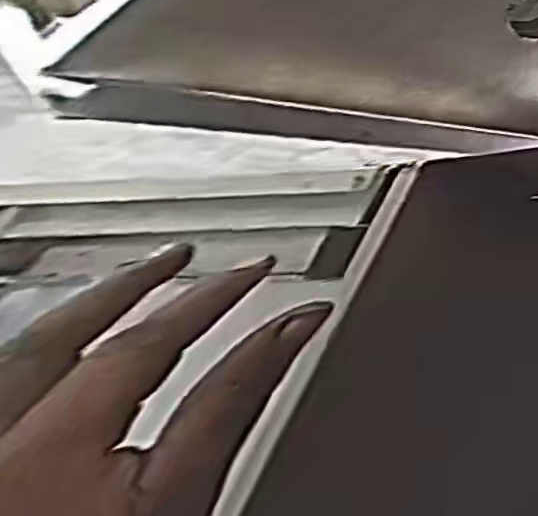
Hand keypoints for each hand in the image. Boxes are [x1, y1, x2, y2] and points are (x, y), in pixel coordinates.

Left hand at [0, 245, 331, 515]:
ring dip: (63, 318)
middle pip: (47, 341)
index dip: (209, 296)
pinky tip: (43, 356)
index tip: (255, 269)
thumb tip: (298, 323)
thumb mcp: (181, 498)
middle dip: (124, 288)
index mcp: (43, 459)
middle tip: (177, 257)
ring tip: (114, 289)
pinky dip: (21, 363)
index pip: (144, 343)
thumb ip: (235, 401)